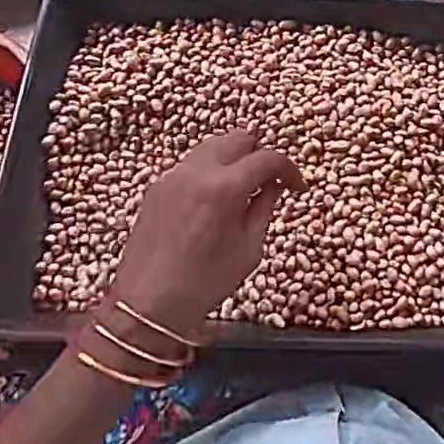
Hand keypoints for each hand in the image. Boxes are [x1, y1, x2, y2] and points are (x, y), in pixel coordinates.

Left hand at [107, 131, 305, 338]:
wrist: (147, 304)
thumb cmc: (205, 284)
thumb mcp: (248, 249)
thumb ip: (263, 209)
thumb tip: (274, 186)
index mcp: (224, 187)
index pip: (267, 158)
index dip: (289, 170)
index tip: (297, 187)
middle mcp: (196, 171)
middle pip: (237, 139)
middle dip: (260, 154)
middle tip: (271, 181)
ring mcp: (172, 176)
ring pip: (212, 147)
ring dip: (234, 159)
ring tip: (244, 189)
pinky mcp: (157, 187)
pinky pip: (192, 165)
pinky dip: (211, 171)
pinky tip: (215, 200)